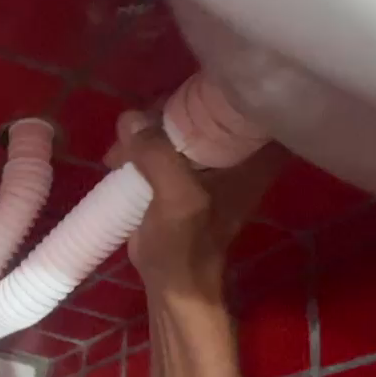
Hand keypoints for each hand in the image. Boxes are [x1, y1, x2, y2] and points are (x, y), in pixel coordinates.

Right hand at [107, 112, 283, 299]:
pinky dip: (143, 147)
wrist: (173, 283)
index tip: (162, 105)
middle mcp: (240, 152)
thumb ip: (157, 156)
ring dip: (147, 133)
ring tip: (120, 153)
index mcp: (254, 154)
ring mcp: (213, 164)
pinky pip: (166, 146)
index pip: (232, 101)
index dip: (198, 93)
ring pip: (180, 126)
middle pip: (202, 109)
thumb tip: (129, 118)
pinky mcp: (188, 176)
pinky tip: (121, 158)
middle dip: (162, 116)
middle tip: (132, 134)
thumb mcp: (175, 198)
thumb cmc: (184, 244)